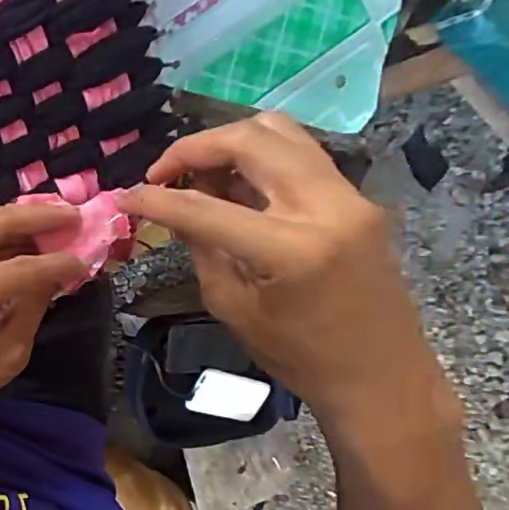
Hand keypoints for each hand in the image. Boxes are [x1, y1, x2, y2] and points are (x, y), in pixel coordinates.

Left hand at [0, 202, 88, 456]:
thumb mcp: (3, 359)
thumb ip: (31, 309)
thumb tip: (55, 275)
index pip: (18, 268)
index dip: (57, 264)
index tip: (86, 260)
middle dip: (36, 217)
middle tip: (72, 215)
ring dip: (14, 222)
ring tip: (52, 221)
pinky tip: (19, 239)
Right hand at [119, 114, 454, 445]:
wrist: (383, 378)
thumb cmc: (300, 356)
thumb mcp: (232, 306)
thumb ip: (202, 248)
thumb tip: (174, 209)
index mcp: (292, 249)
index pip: (206, 207)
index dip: (156, 198)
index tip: (125, 196)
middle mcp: (327, 207)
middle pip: (250, 140)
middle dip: (194, 148)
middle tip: (162, 173)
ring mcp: (349, 196)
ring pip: (279, 131)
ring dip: (228, 143)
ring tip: (200, 173)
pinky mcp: (356, 198)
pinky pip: (298, 153)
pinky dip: (257, 156)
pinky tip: (234, 182)